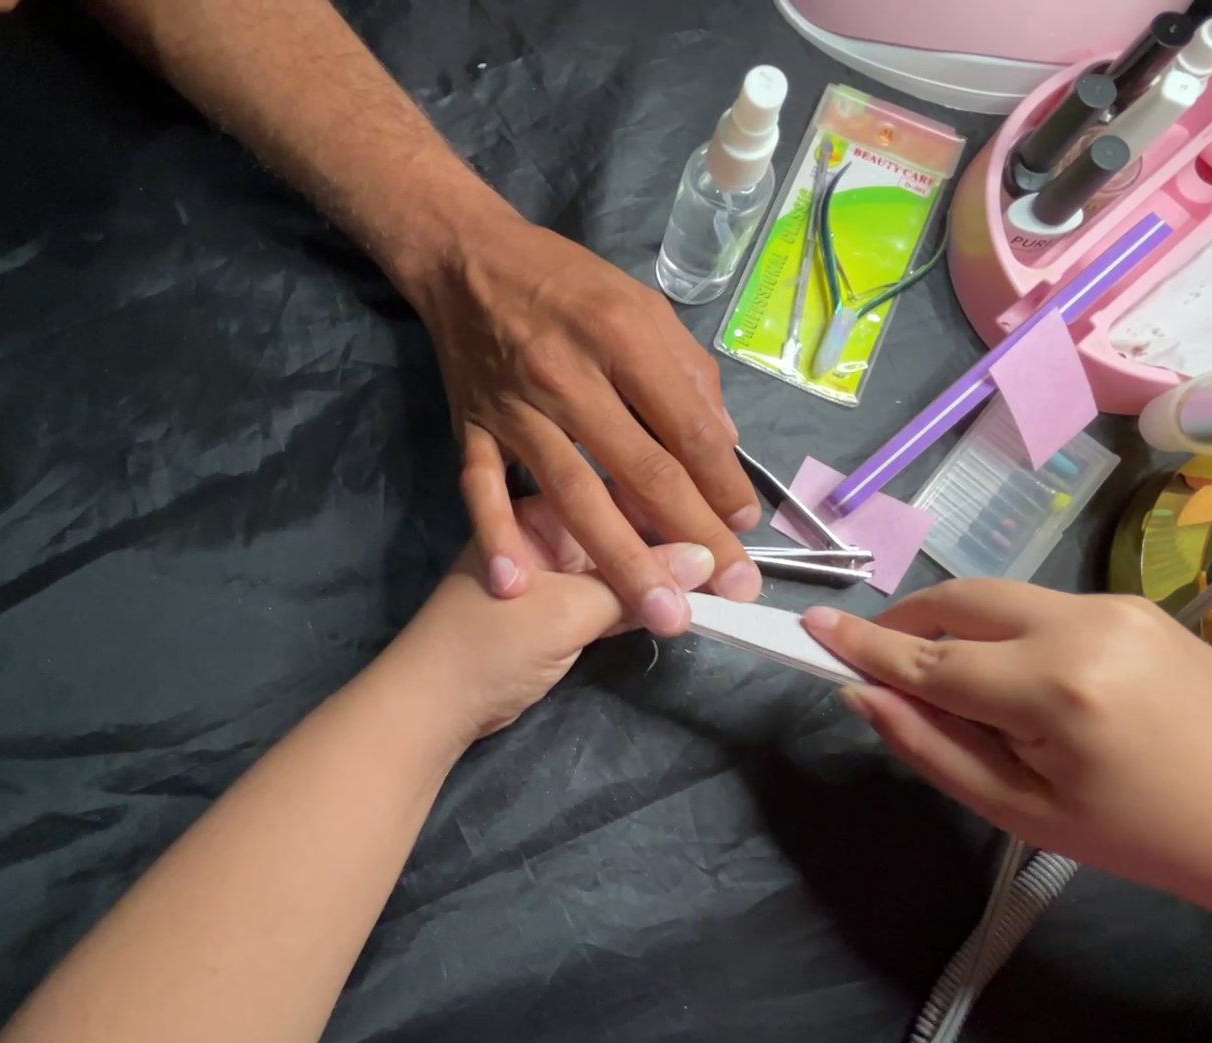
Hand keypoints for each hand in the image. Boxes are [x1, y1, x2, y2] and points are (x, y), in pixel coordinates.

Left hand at [385, 497, 715, 748]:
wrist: (432, 708)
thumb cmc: (487, 644)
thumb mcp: (564, 612)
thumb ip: (633, 587)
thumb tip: (705, 563)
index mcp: (540, 513)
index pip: (616, 495)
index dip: (670, 507)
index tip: (726, 522)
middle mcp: (549, 535)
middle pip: (623, 530)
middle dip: (674, 545)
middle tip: (735, 557)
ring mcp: (554, 576)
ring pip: (621, 567)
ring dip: (661, 579)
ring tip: (721, 581)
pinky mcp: (559, 613)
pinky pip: (611, 598)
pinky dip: (641, 604)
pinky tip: (682, 605)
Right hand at [406, 216, 761, 636]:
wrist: (467, 260)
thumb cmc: (565, 281)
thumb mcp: (641, 302)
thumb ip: (686, 373)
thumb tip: (721, 446)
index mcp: (621, 337)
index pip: (685, 425)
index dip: (722, 481)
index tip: (744, 525)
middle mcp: (569, 377)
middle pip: (640, 470)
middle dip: (691, 536)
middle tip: (730, 593)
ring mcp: (516, 408)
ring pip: (573, 492)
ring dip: (620, 558)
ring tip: (660, 613)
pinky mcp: (471, 428)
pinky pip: (483, 489)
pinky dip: (496, 536)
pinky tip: (517, 587)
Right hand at [801, 580, 1211, 905]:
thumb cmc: (1153, 839)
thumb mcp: (1023, 814)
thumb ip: (930, 747)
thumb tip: (861, 695)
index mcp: (1052, 689)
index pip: (925, 658)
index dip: (860, 643)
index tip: (809, 624)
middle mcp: (1079, 625)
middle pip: (954, 601)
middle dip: (905, 622)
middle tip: (881, 662)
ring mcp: (1113, 605)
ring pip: (993, 597)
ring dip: (952, 625)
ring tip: (955, 680)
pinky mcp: (1134, 602)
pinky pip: (1036, 606)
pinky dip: (1000, 629)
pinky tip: (1021, 677)